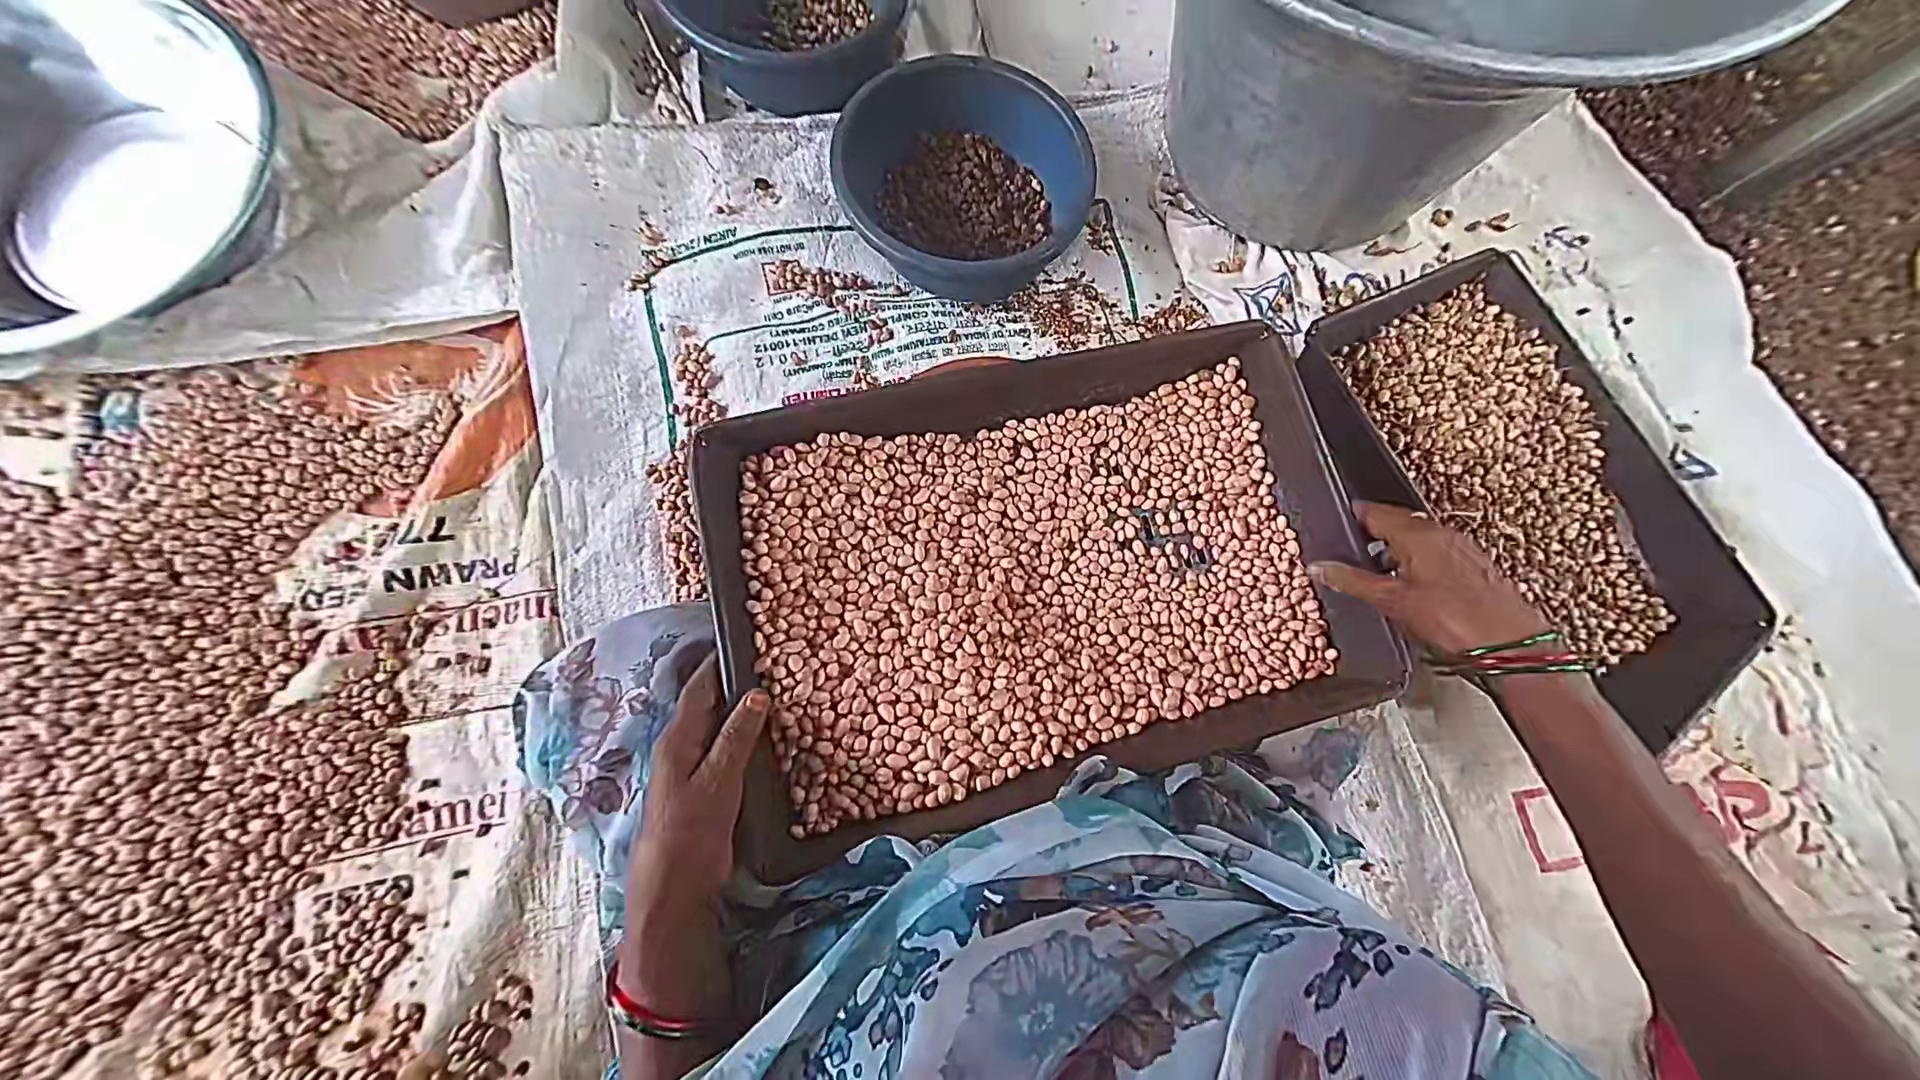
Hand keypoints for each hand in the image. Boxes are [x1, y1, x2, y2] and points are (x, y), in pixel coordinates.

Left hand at [618, 655, 769, 1020]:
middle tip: (773, 659)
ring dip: (744, 705)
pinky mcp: (709, 783)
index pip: (701, 685)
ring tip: (778, 686)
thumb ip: (736, 736)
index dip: (722, 660)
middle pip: (712, 701)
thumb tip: (756, 692)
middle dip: (737, 679)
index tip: (748, 638)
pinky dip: (748, 731)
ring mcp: (696, 765)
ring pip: (722, 723)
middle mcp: (685, 745)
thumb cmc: (690, 831)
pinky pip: (730, 745)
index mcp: (679, 737)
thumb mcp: (717, 780)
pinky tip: (771, 730)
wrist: (675, 888)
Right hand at [1309, 501, 1550, 655]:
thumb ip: (1350, 580)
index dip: (1352, 515)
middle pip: (1396, 522)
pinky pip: (1434, 552)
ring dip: (1393, 549)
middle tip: (1348, 547)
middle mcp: (1441, 534)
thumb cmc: (1455, 619)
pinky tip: (1407, 584)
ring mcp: (1460, 548)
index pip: (1375, 511)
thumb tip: (1319, 567)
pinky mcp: (1472, 565)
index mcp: (1417, 534)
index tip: (1335, 519)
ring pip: (1416, 538)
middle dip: (1370, 533)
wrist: (1510, 644)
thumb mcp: (1390, 600)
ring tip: (1374, 571)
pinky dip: (1414, 561)